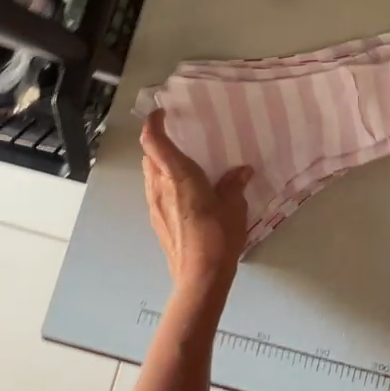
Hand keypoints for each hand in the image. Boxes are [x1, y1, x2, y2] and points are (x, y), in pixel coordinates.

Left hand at [141, 110, 252, 291]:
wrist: (200, 277)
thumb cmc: (218, 236)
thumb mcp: (235, 206)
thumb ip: (234, 185)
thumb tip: (241, 172)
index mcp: (178, 176)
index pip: (153, 140)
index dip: (153, 122)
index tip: (162, 112)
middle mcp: (160, 187)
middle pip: (149, 156)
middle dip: (158, 143)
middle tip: (179, 139)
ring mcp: (154, 206)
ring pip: (150, 175)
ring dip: (161, 165)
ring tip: (185, 166)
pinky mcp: (156, 222)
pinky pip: (155, 193)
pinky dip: (165, 185)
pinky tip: (186, 195)